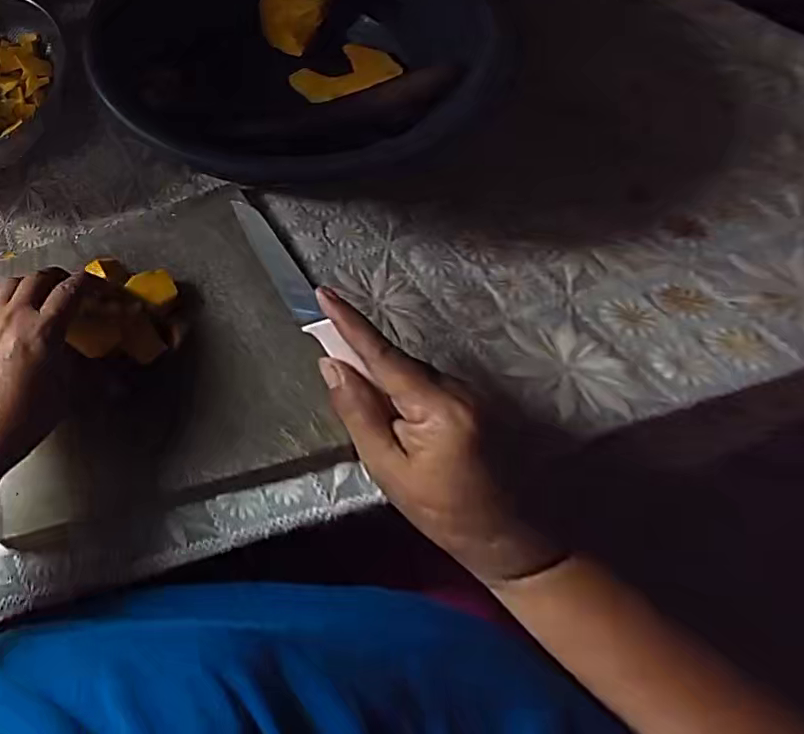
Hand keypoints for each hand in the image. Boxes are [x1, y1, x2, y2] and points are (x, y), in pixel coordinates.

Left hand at [0, 268, 100, 474]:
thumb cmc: (23, 416)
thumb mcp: (64, 396)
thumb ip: (90, 378)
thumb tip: (118, 382)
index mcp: (42, 329)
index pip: (69, 291)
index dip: (88, 283)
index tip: (99, 285)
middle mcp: (16, 316)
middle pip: (39, 278)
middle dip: (60, 277)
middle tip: (74, 287)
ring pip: (15, 283)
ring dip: (34, 282)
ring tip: (47, 294)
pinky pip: (0, 300)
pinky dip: (16, 297)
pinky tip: (22, 316)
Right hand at [316, 287, 563, 584]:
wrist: (516, 546)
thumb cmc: (442, 511)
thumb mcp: (385, 465)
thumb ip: (357, 410)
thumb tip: (331, 363)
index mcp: (438, 409)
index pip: (382, 356)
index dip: (349, 323)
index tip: (324, 293)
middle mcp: (462, 393)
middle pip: (395, 363)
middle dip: (362, 365)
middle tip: (336, 381)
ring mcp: (476, 398)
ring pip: (410, 375)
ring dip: (384, 384)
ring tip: (382, 428)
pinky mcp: (480, 406)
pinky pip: (426, 386)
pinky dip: (403, 394)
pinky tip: (402, 427)